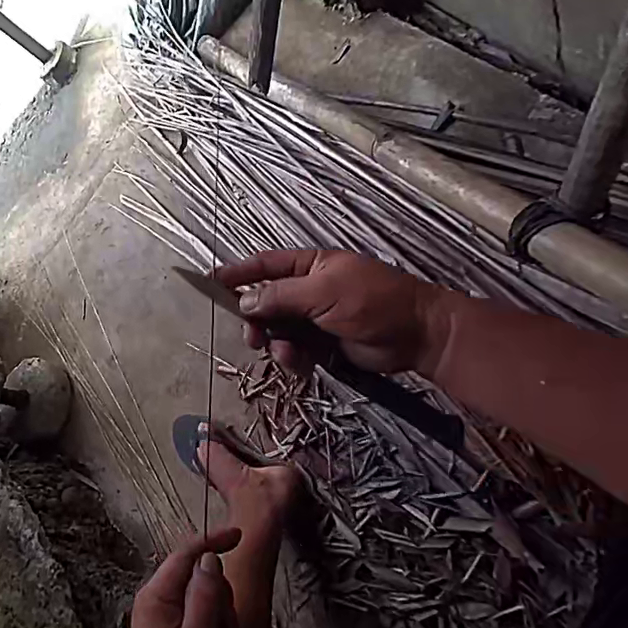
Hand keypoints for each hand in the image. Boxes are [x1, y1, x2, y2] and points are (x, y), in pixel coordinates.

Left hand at [125, 528, 241, 627]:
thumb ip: (205, 597)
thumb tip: (210, 557)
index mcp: (155, 599)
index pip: (186, 553)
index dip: (213, 540)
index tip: (240, 534)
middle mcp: (157, 605)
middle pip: (202, 578)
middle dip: (221, 604)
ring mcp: (167, 623)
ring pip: (210, 602)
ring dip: (222, 627)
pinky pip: (208, 624)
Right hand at [213, 249, 454, 375]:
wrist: (416, 335)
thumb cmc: (374, 301)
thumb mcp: (324, 292)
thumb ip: (281, 296)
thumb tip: (245, 300)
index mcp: (311, 266)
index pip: (266, 265)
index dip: (238, 273)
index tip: (210, 281)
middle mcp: (309, 290)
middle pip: (267, 302)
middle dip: (256, 320)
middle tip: (252, 336)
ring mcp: (316, 319)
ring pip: (278, 331)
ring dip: (276, 343)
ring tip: (286, 353)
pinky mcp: (324, 345)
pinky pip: (295, 351)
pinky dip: (294, 358)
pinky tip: (303, 362)